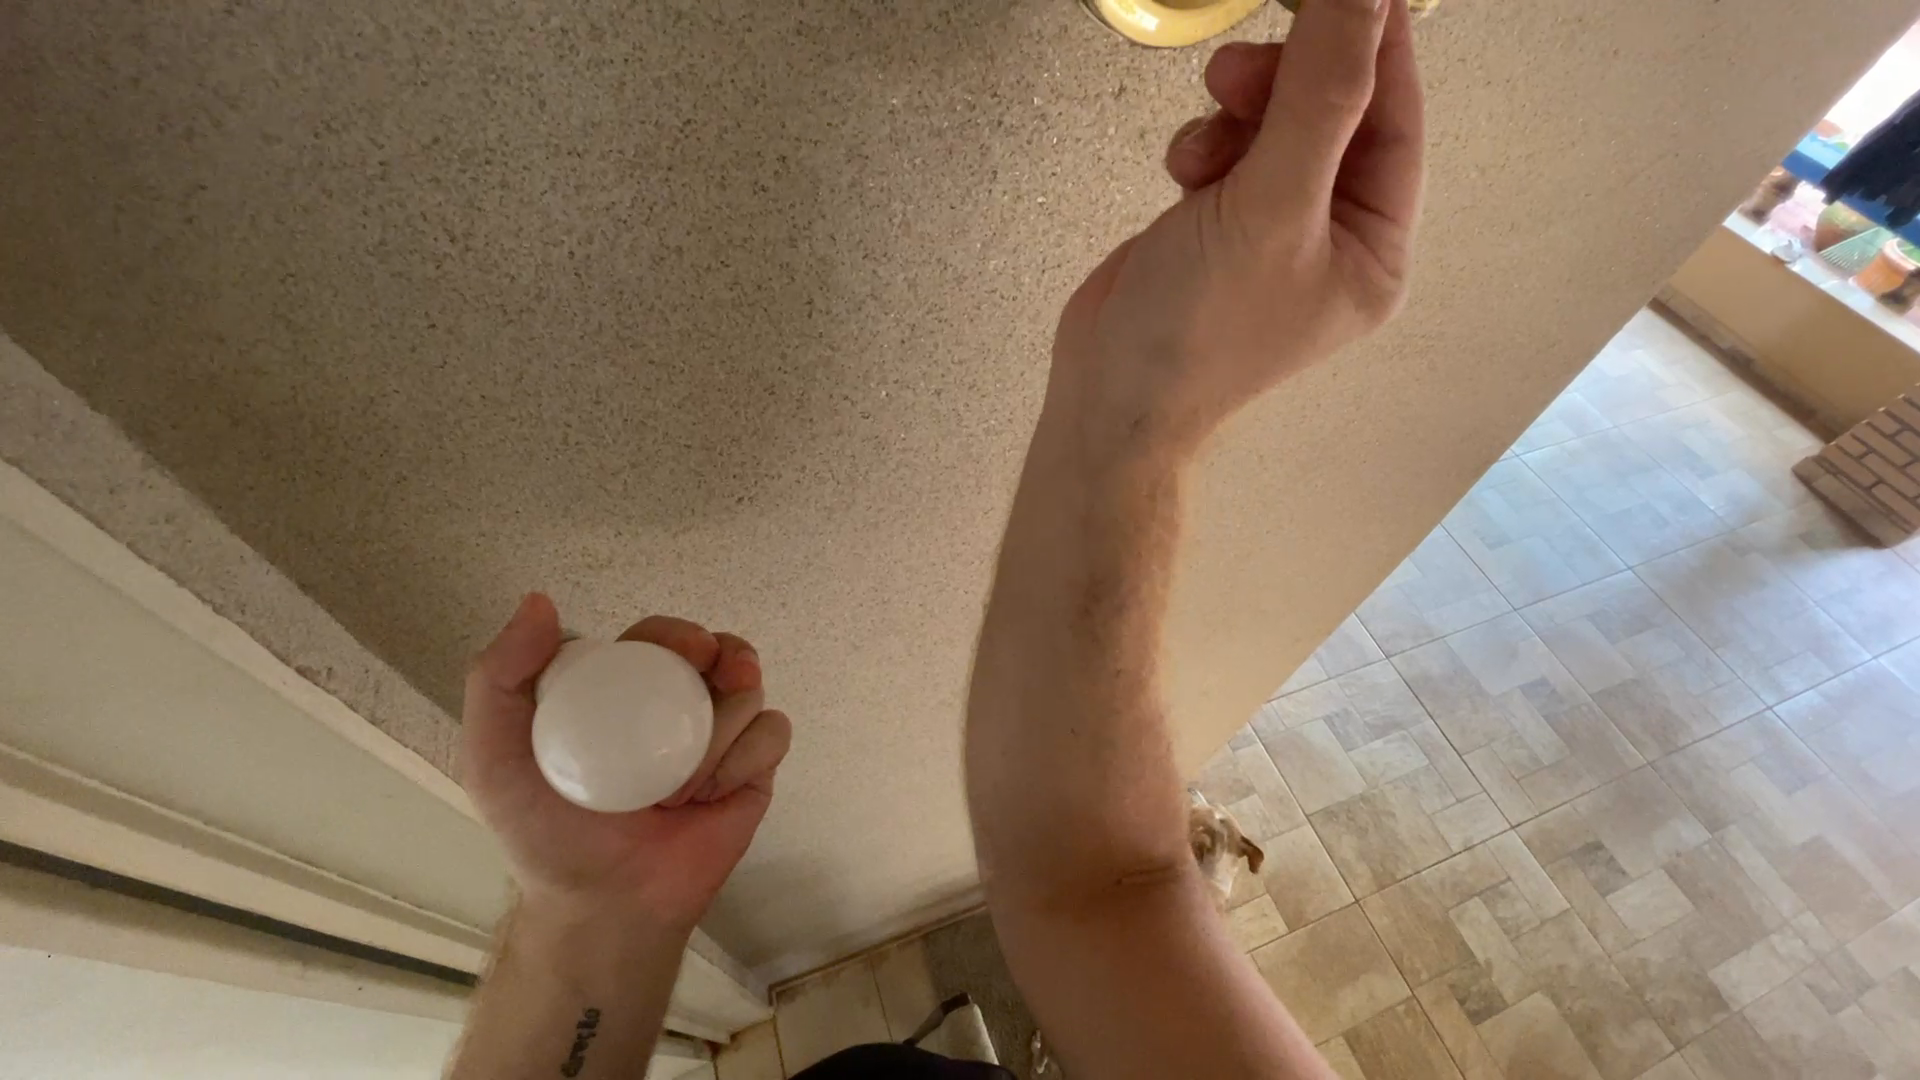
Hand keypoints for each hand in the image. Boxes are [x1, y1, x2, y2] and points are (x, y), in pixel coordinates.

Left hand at [459, 594, 792, 930]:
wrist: (606, 904)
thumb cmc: (549, 832)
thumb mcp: (497, 757)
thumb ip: (498, 677)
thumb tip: (538, 601)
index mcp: (628, 690)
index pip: (665, 639)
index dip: (682, 635)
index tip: (688, 653)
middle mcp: (680, 705)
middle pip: (725, 654)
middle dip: (731, 662)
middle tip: (717, 692)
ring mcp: (723, 736)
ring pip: (753, 694)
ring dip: (725, 733)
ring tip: (685, 786)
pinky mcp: (757, 767)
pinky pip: (774, 734)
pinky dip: (747, 758)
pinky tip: (715, 794)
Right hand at [1046, 0, 1423, 458]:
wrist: (1108, 396)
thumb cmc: (1200, 323)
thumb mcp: (1269, 207)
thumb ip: (1320, 95)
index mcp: (1372, 251)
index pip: (1394, 124)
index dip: (1373, 47)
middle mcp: (1329, 241)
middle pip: (1330, 122)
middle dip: (1284, 87)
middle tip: (1236, 68)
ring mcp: (1267, 237)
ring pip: (1271, 134)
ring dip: (1235, 121)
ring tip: (1198, 148)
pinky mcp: (1213, 234)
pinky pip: (1227, 161)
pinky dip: (1204, 152)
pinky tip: (1181, 175)